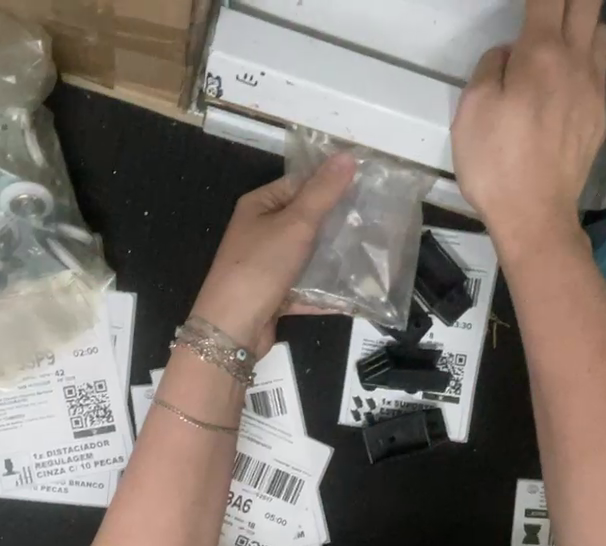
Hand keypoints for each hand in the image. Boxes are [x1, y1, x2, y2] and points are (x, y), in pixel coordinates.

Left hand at [189, 155, 357, 354]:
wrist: (232, 329)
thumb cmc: (259, 268)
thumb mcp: (295, 224)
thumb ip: (323, 192)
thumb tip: (348, 156)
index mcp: (259, 206)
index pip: (299, 185)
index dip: (329, 184)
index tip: (365, 187)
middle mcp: (260, 233)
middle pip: (305, 222)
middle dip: (337, 224)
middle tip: (373, 222)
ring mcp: (267, 267)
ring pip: (307, 258)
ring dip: (334, 260)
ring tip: (371, 255)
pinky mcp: (275, 297)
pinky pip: (306, 290)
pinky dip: (326, 294)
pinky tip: (354, 297)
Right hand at [452, 0, 605, 249]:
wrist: (535, 216)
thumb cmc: (495, 166)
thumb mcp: (470, 112)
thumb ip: (489, 70)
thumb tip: (508, 54)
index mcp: (539, 54)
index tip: (528, 0)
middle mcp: (574, 61)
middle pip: (586, 2)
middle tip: (552, 6)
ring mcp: (593, 88)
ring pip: (600, 30)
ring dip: (584, 21)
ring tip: (565, 32)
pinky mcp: (599, 116)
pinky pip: (599, 68)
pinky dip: (587, 57)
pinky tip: (570, 75)